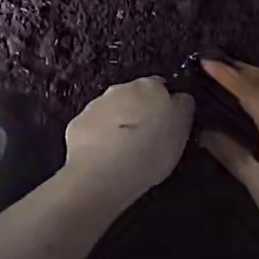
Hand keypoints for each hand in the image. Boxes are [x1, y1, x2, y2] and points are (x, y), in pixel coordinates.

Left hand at [64, 77, 194, 199]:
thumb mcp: (182, 132)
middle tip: (146, 138)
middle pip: (133, 96)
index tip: (166, 123)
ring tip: (123, 152)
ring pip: (111, 111)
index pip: (161, 85)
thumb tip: (180, 99)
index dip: (165, 104)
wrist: (103, 172)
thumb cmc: (151, 151)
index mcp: (151, 86)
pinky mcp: (77, 124)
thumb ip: (181, 110)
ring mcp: (95, 105)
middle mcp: (121, 88)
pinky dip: (98, 138)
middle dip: (139, 112)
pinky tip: (102, 157)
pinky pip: (92, 128)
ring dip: (118, 124)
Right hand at [200, 60, 258, 258]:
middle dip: (245, 70)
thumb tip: (208, 133)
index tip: (206, 61)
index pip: (250, 91)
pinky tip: (257, 106)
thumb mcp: (256, 181)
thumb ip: (232, 153)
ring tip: (235, 79)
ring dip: (258, 80)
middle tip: (219, 64)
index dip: (227, 75)